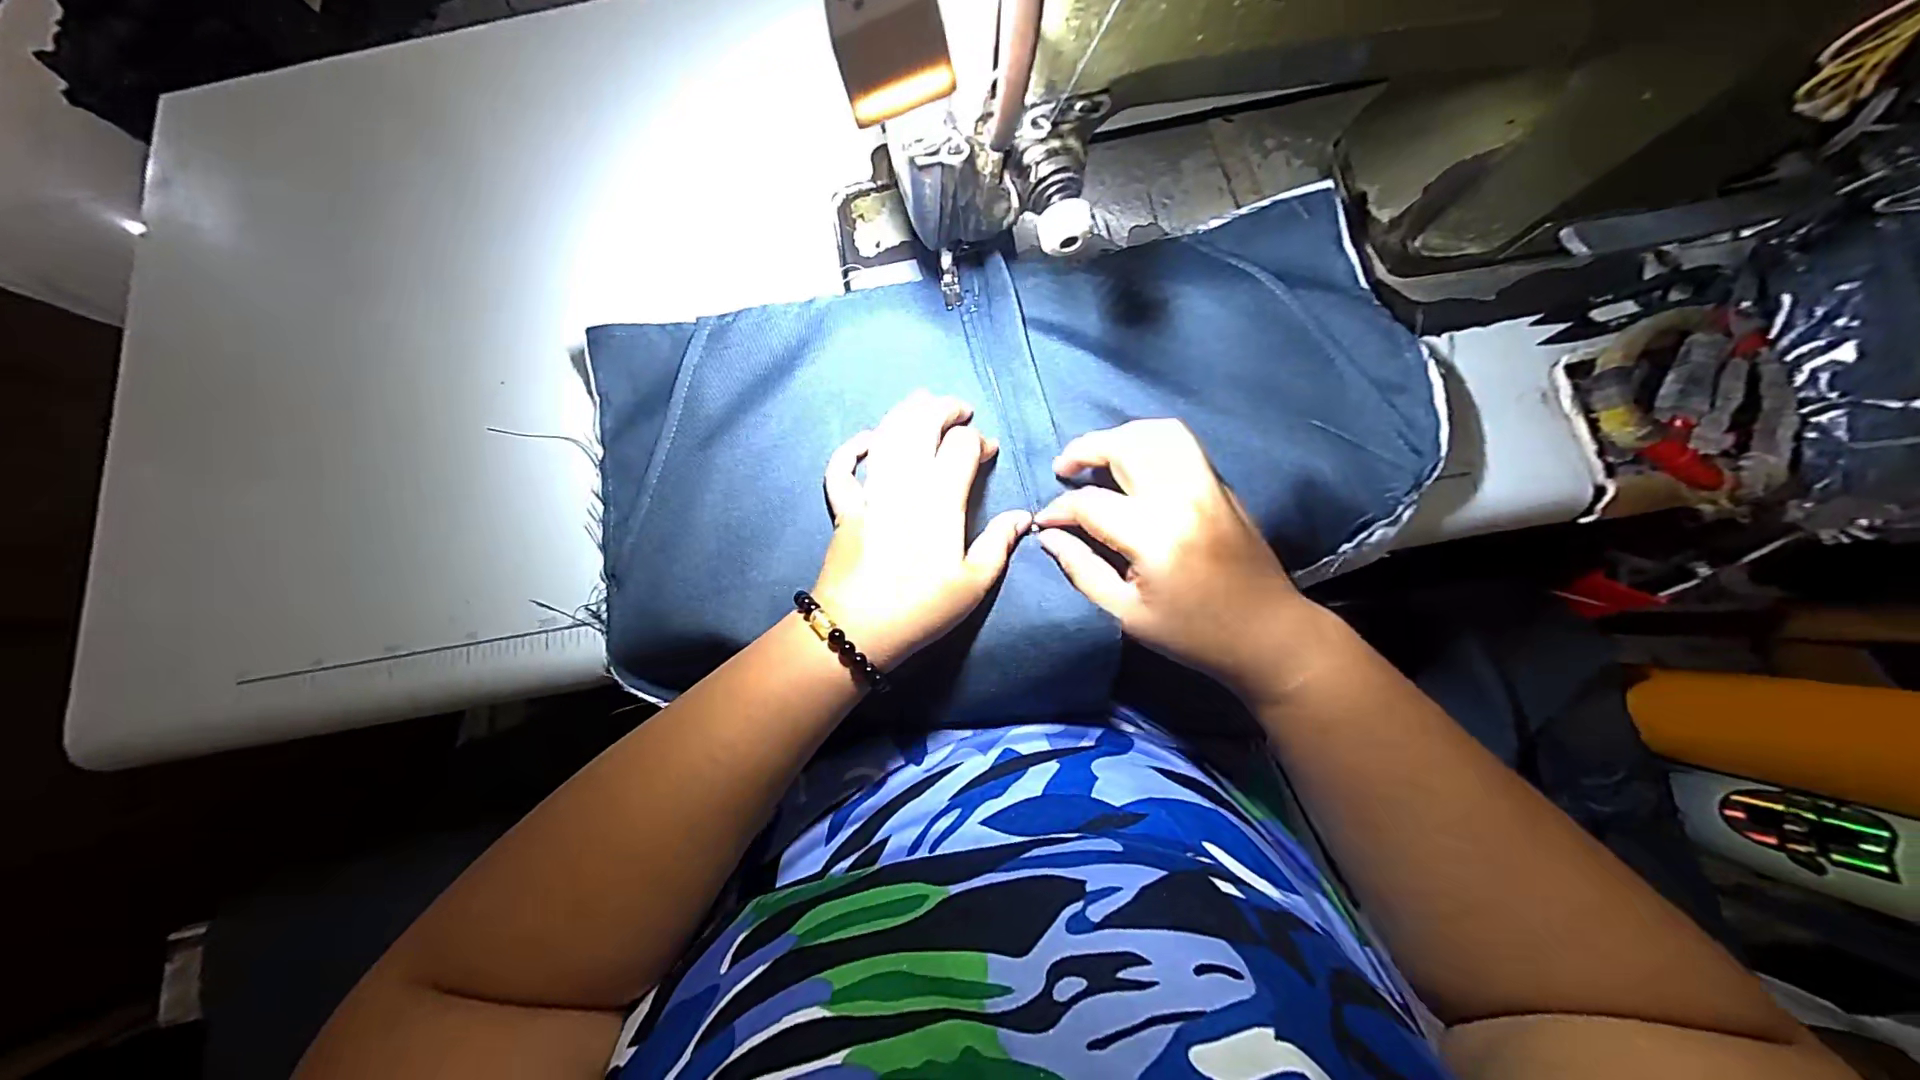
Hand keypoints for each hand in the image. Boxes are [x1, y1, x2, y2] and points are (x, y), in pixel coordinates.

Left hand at [811, 391, 1030, 669]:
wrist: (858, 628)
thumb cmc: (922, 607)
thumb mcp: (974, 583)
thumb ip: (998, 543)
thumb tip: (1021, 517)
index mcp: (941, 499)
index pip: (961, 447)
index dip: (979, 441)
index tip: (989, 450)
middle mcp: (905, 483)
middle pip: (921, 424)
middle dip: (943, 409)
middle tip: (959, 409)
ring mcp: (870, 492)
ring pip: (886, 435)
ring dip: (904, 412)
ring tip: (921, 401)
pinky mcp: (845, 506)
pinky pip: (841, 467)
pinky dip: (852, 448)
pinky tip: (866, 439)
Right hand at [1033, 419, 1323, 696]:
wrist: (1269, 633)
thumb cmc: (1194, 633)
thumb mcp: (1127, 614)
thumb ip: (1083, 570)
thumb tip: (1049, 536)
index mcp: (1156, 535)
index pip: (1091, 503)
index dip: (1060, 509)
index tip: (1047, 521)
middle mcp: (1182, 497)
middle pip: (1125, 447)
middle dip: (1085, 450)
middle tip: (1063, 468)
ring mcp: (1208, 485)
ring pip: (1158, 433)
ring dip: (1120, 436)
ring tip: (1099, 456)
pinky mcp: (1222, 486)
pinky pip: (1182, 445)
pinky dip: (1150, 442)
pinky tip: (1134, 462)